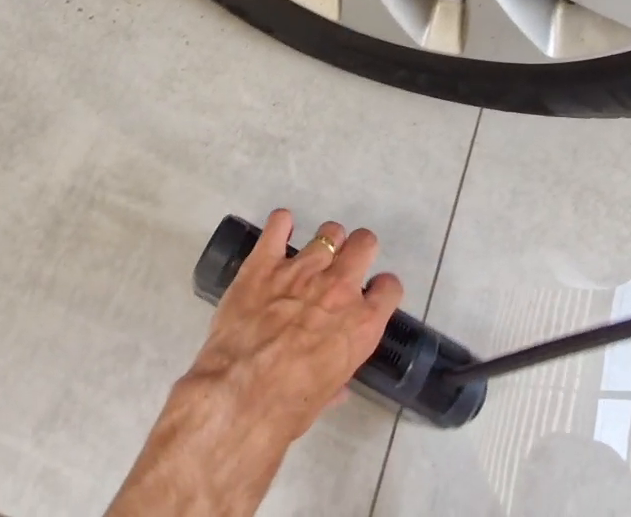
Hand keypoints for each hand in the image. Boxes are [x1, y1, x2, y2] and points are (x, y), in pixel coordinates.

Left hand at [187, 209, 403, 442]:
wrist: (241, 393)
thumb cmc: (289, 406)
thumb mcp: (325, 397)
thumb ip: (336, 380)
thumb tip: (335, 387)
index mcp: (362, 323)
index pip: (389, 287)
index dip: (381, 289)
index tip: (371, 294)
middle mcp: (339, 288)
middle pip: (364, 244)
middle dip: (359, 249)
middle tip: (345, 263)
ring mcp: (302, 269)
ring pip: (329, 232)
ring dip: (326, 241)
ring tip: (313, 254)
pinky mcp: (264, 262)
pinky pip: (278, 225)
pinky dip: (281, 224)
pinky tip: (280, 231)